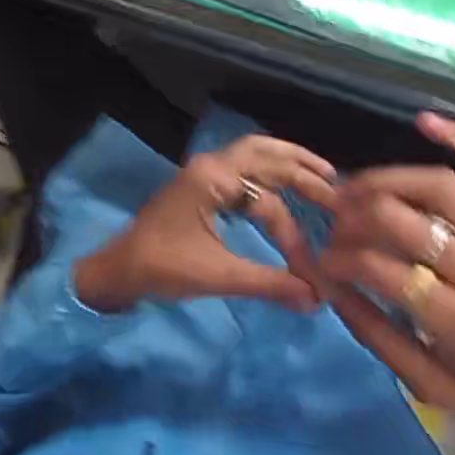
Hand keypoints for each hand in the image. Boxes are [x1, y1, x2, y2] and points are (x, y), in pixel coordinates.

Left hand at [75, 135, 336, 313]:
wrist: (117, 269)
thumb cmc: (163, 268)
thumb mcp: (219, 276)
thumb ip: (271, 283)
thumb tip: (318, 300)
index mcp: (213, 179)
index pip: (270, 202)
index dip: (294, 238)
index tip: (310, 271)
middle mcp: (209, 166)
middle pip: (267, 154)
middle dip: (303, 171)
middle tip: (337, 191)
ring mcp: (201, 172)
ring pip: (253, 154)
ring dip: (286, 162)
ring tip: (321, 175)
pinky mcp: (197, 185)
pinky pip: (241, 167)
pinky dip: (267, 171)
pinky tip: (282, 186)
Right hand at [320, 113, 454, 425]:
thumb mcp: (431, 386)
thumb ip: (378, 336)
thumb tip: (331, 287)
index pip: (380, 269)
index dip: (337, 261)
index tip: (321, 266)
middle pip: (405, 220)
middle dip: (353, 219)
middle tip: (334, 229)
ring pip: (442, 187)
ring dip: (387, 180)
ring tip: (354, 188)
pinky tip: (425, 121)